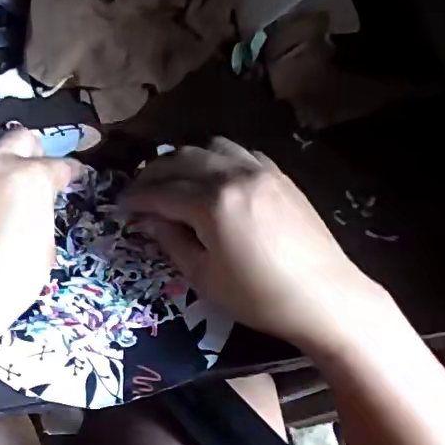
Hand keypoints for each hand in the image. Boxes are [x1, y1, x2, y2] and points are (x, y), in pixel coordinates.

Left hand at [0, 128, 83, 350]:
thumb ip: (42, 215)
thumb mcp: (45, 249)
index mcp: (31, 177)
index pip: (59, 166)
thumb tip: (34, 209)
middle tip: (36, 171)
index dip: (71, 173)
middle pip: (19, 138)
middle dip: (33, 152)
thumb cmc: (10, 279)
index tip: (74, 177)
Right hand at [122, 137, 392, 354]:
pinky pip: (239, 153)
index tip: (119, 207)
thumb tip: (149, 220)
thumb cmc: (258, 297)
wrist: (324, 297)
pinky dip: (216, 159)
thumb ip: (172, 242)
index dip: (135, 198)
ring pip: (209, 147)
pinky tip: (212, 179)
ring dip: (183, 160)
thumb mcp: (204, 277)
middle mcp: (234, 174)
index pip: (160, 191)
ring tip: (172, 182)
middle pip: (180, 160)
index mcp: (212, 202)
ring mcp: (260, 170)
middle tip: (138, 193)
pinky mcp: (279, 176)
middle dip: (153, 174)